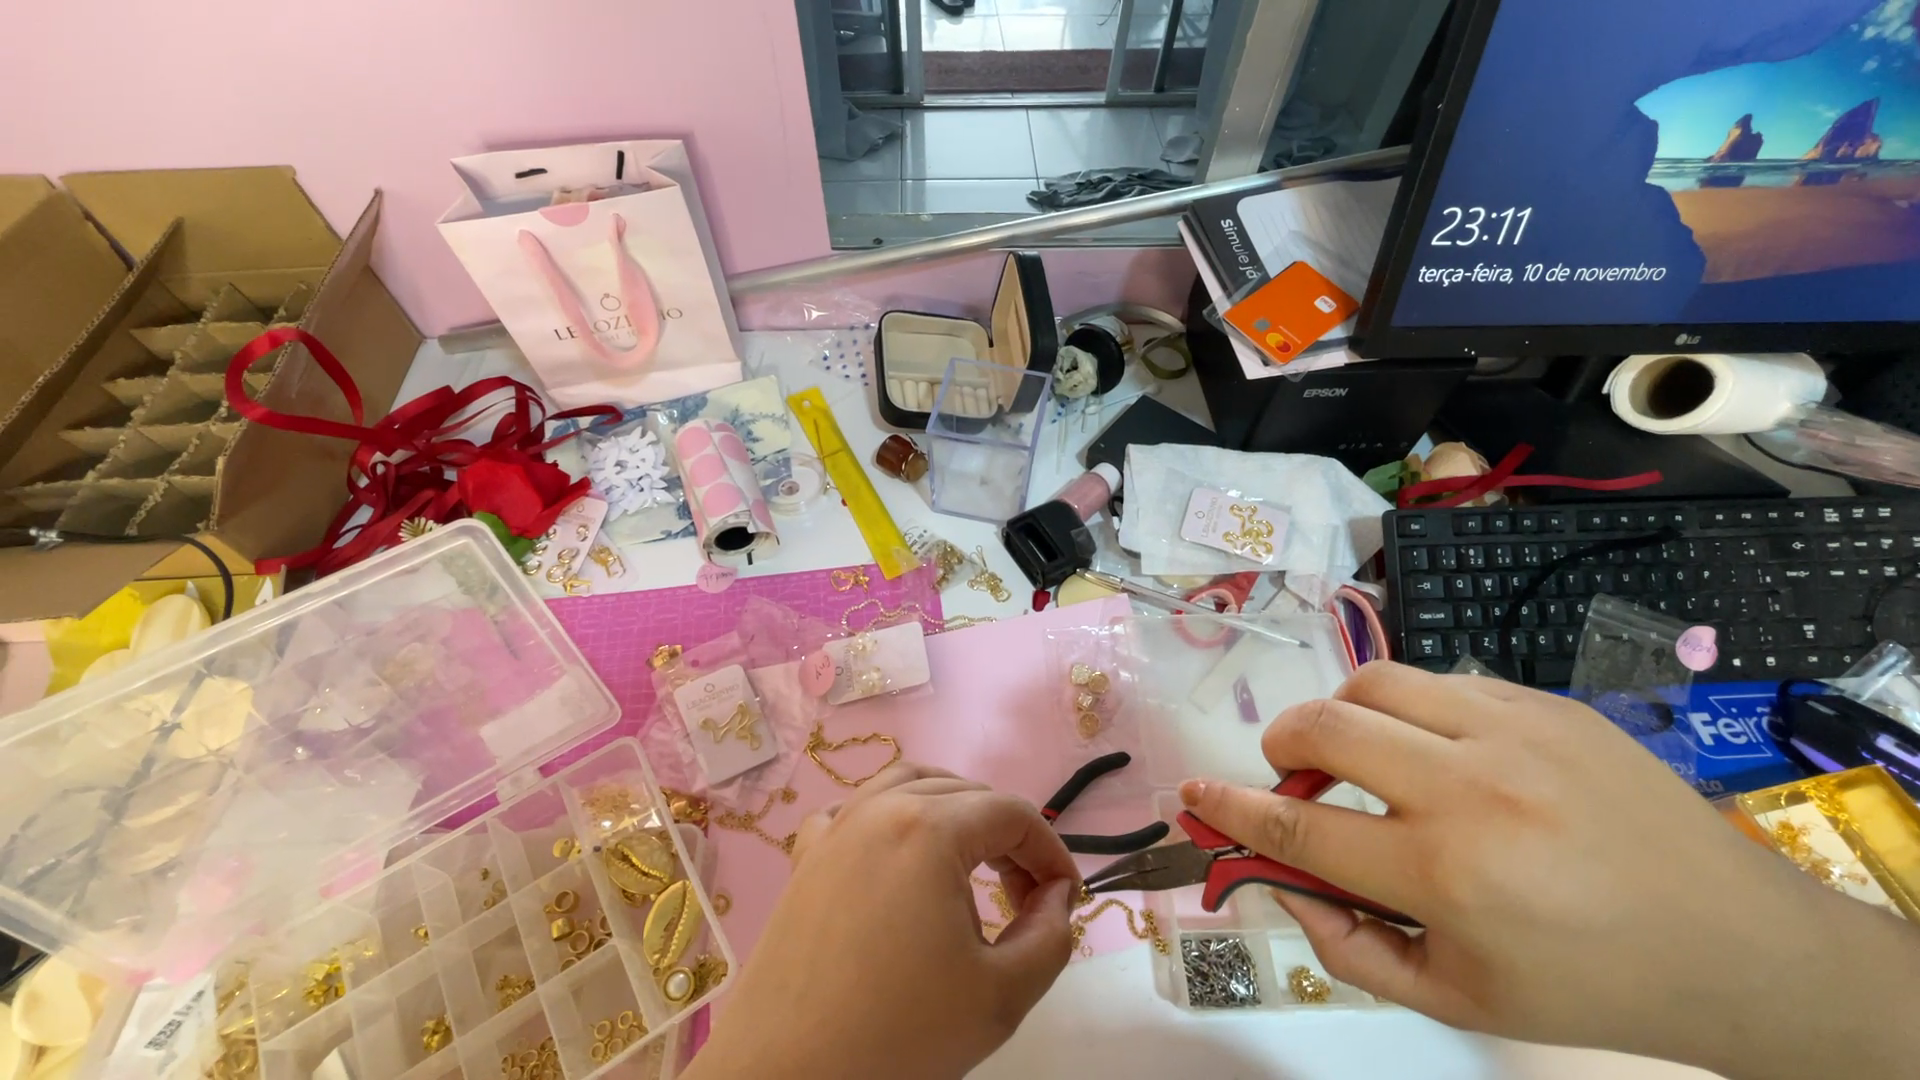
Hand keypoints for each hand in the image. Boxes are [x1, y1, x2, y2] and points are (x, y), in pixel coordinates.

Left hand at [686, 764, 1078, 1079]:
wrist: (786, 1076)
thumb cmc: (900, 1032)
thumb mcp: (1002, 994)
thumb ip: (1050, 935)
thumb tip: (1056, 895)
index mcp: (930, 828)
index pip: (1012, 813)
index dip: (1051, 851)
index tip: (1066, 898)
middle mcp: (879, 808)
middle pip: (965, 794)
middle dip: (1007, 837)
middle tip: (1024, 897)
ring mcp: (835, 827)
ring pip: (908, 785)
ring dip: (952, 813)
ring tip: (971, 862)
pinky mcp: (804, 857)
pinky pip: (854, 811)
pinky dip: (888, 819)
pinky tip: (895, 862)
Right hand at [1180, 661, 1919, 1079]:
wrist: (1742, 946)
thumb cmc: (1586, 985)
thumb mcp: (1454, 998)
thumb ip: (1345, 946)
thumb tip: (1276, 881)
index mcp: (1445, 875)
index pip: (1298, 826)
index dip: (1229, 808)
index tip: (1191, 793)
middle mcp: (1470, 789)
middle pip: (1324, 729)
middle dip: (1281, 747)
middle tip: (1288, 774)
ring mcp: (1512, 732)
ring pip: (1375, 684)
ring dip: (1340, 716)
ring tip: (1360, 754)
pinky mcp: (1544, 704)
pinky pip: (1439, 682)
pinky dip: (1408, 713)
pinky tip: (1437, 752)